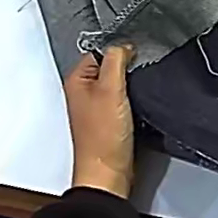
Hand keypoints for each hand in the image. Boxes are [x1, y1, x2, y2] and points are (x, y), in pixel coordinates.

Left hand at [64, 44, 135, 197]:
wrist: (109, 172)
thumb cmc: (103, 136)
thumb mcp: (110, 88)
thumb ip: (116, 60)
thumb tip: (124, 45)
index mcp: (77, 80)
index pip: (100, 49)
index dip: (118, 49)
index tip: (134, 54)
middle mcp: (85, 91)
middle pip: (111, 64)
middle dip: (127, 65)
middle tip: (139, 71)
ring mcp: (99, 104)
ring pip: (120, 80)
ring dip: (132, 81)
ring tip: (139, 88)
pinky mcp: (112, 116)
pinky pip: (125, 95)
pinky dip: (134, 95)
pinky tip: (140, 100)